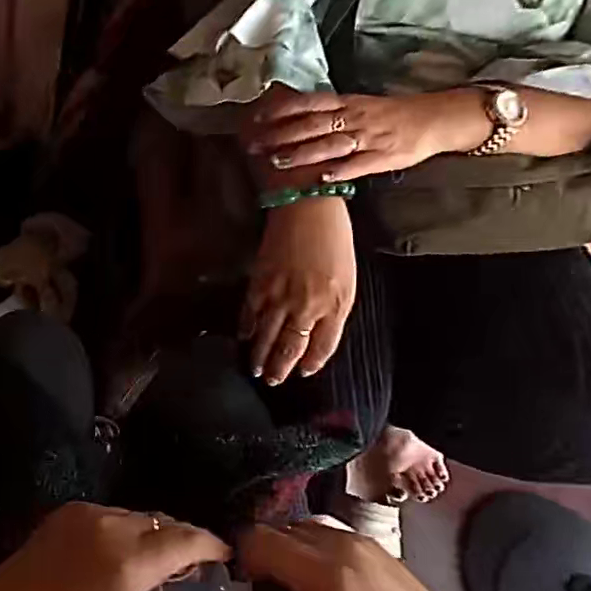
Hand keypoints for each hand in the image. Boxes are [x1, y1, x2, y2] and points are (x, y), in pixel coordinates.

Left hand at [0, 503, 232, 590]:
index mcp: (127, 558)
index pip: (184, 538)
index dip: (210, 545)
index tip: (227, 557)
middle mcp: (108, 524)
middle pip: (161, 521)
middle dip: (184, 540)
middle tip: (194, 573)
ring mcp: (82, 513)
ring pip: (135, 515)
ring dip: (154, 534)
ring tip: (157, 569)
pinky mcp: (64, 513)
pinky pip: (109, 514)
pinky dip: (127, 529)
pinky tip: (121, 559)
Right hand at [236, 521, 520, 590]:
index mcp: (330, 573)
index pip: (258, 540)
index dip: (240, 562)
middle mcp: (343, 546)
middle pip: (274, 531)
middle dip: (259, 559)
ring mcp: (362, 543)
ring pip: (296, 529)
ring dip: (282, 553)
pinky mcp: (375, 548)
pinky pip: (322, 533)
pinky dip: (306, 551)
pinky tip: (318, 589)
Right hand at [241, 198, 354, 383]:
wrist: (307, 209)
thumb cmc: (334, 241)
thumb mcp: (347, 279)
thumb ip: (333, 308)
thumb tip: (315, 330)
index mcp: (334, 306)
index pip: (321, 346)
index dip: (311, 362)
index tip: (302, 373)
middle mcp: (306, 307)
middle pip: (290, 346)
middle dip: (280, 367)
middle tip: (272, 381)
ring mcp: (280, 296)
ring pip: (267, 334)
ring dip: (260, 354)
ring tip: (255, 368)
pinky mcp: (259, 282)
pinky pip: (250, 312)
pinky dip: (246, 327)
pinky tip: (243, 336)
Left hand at [244, 89, 488, 181]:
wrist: (439, 118)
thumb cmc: (391, 113)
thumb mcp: (359, 104)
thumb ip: (328, 110)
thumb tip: (291, 111)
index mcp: (348, 102)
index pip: (309, 102)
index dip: (282, 109)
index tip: (257, 117)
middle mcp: (355, 118)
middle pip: (313, 125)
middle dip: (282, 135)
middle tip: (254, 145)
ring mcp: (370, 137)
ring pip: (331, 145)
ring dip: (303, 154)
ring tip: (278, 163)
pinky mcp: (385, 157)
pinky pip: (360, 165)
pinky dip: (341, 170)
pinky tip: (322, 177)